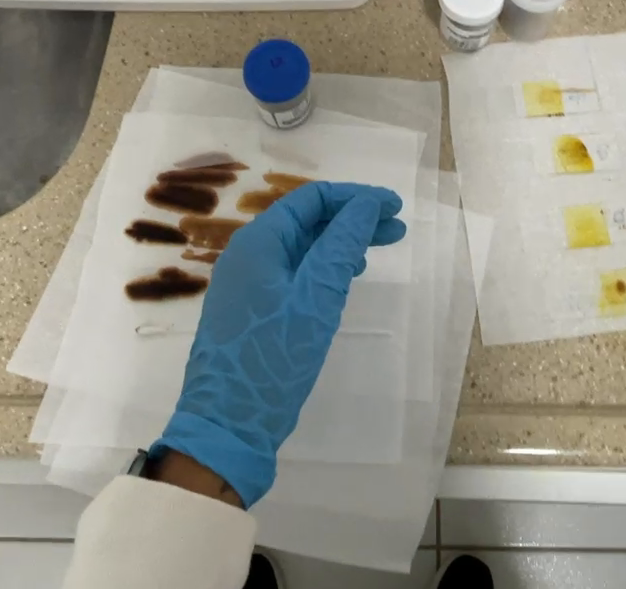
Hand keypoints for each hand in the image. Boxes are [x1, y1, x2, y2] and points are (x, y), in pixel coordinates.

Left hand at [155, 181, 405, 506]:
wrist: (227, 427)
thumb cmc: (273, 356)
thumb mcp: (317, 296)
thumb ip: (343, 243)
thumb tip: (366, 203)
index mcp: (259, 242)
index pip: (311, 199)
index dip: (355, 197)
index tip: (393, 207)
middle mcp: (249, 254)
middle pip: (308, 220)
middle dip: (353, 219)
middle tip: (397, 228)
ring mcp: (248, 284)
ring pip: (303, 247)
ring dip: (341, 243)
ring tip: (380, 249)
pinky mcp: (253, 311)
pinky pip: (295, 272)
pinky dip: (325, 267)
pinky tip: (346, 277)